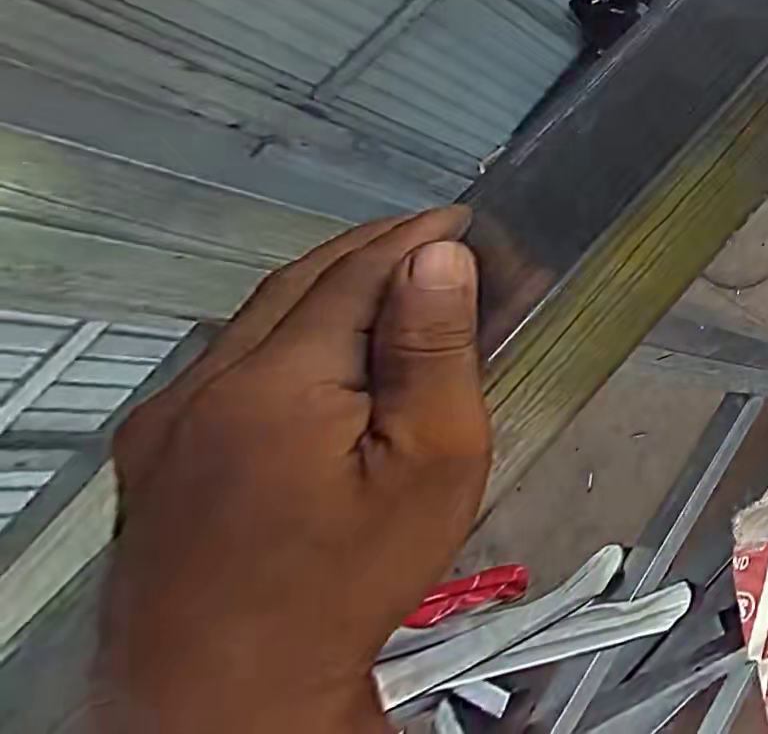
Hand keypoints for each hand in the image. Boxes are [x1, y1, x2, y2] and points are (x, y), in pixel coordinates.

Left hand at [97, 209, 490, 733]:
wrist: (236, 690)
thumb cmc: (361, 566)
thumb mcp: (434, 455)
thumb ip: (435, 351)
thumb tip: (441, 260)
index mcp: (277, 382)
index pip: (356, 275)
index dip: (415, 237)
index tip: (467, 218)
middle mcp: (204, 386)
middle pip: (299, 282)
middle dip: (376, 245)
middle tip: (442, 231)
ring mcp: (170, 421)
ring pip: (260, 313)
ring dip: (336, 277)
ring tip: (404, 269)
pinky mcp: (164, 451)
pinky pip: (237, 352)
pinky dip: (301, 317)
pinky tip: (340, 332)